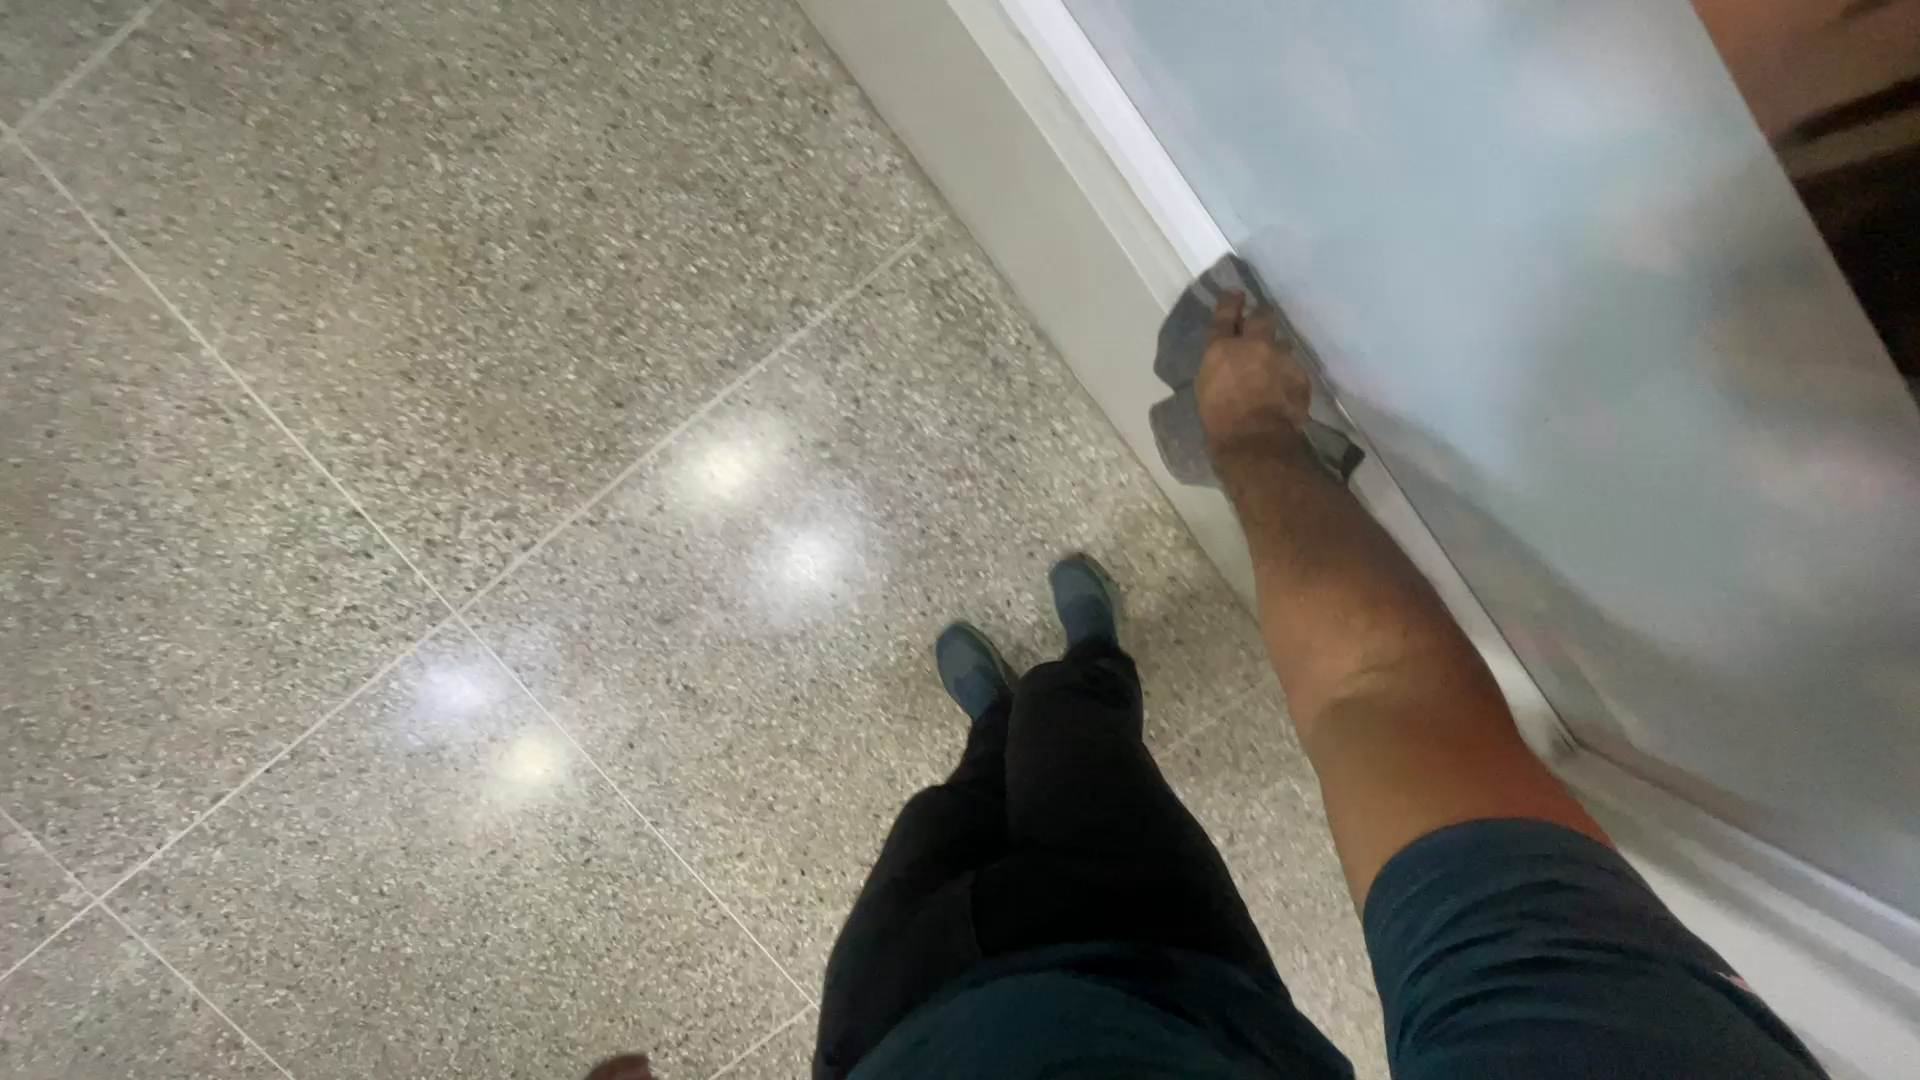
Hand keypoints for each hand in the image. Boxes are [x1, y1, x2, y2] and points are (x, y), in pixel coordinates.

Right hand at [1195, 290, 1312, 451]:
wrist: (1253, 439)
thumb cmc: (1218, 419)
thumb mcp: (1206, 388)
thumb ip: (1219, 366)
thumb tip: (1228, 361)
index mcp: (1221, 349)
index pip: (1224, 315)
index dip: (1230, 303)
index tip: (1235, 294)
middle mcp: (1253, 345)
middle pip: (1262, 317)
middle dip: (1261, 318)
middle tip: (1260, 324)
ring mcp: (1280, 357)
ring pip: (1282, 344)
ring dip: (1276, 352)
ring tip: (1272, 369)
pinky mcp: (1299, 374)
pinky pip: (1293, 370)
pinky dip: (1287, 378)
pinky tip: (1282, 393)